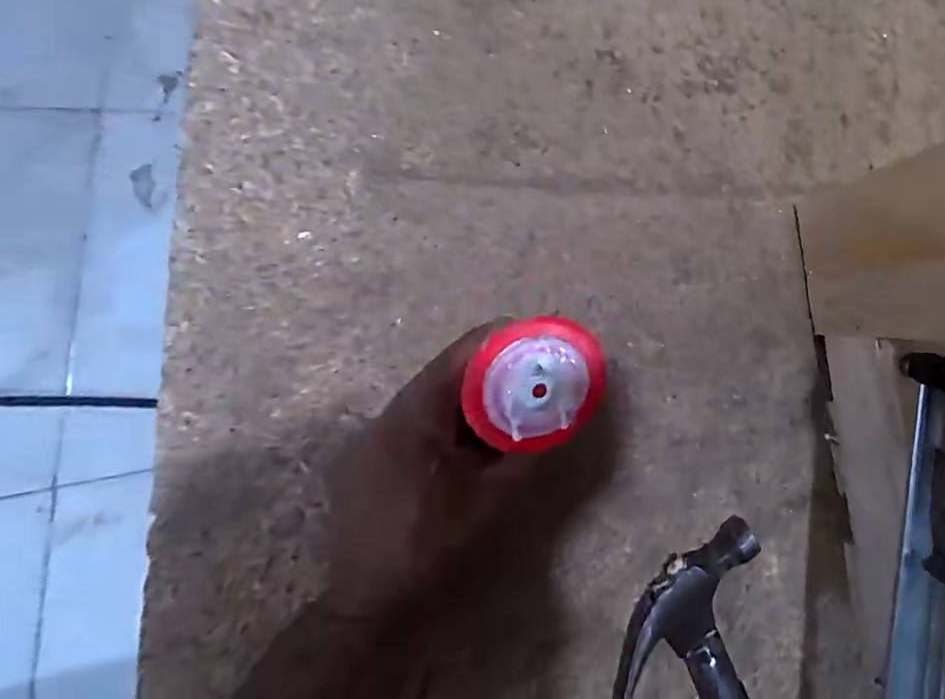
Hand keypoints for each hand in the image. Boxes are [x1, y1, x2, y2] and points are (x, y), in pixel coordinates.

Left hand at [319, 321, 543, 619]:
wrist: (370, 606)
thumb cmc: (436, 542)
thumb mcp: (499, 492)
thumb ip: (537, 444)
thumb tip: (575, 410)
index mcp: (414, 416)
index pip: (464, 352)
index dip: (510, 339)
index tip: (547, 342)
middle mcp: (390, 417)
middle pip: (454, 368)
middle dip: (503, 364)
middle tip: (544, 371)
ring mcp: (378, 438)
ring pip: (442, 392)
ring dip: (484, 390)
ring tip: (524, 399)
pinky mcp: (377, 458)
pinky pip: (429, 416)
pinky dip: (464, 414)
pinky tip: (489, 433)